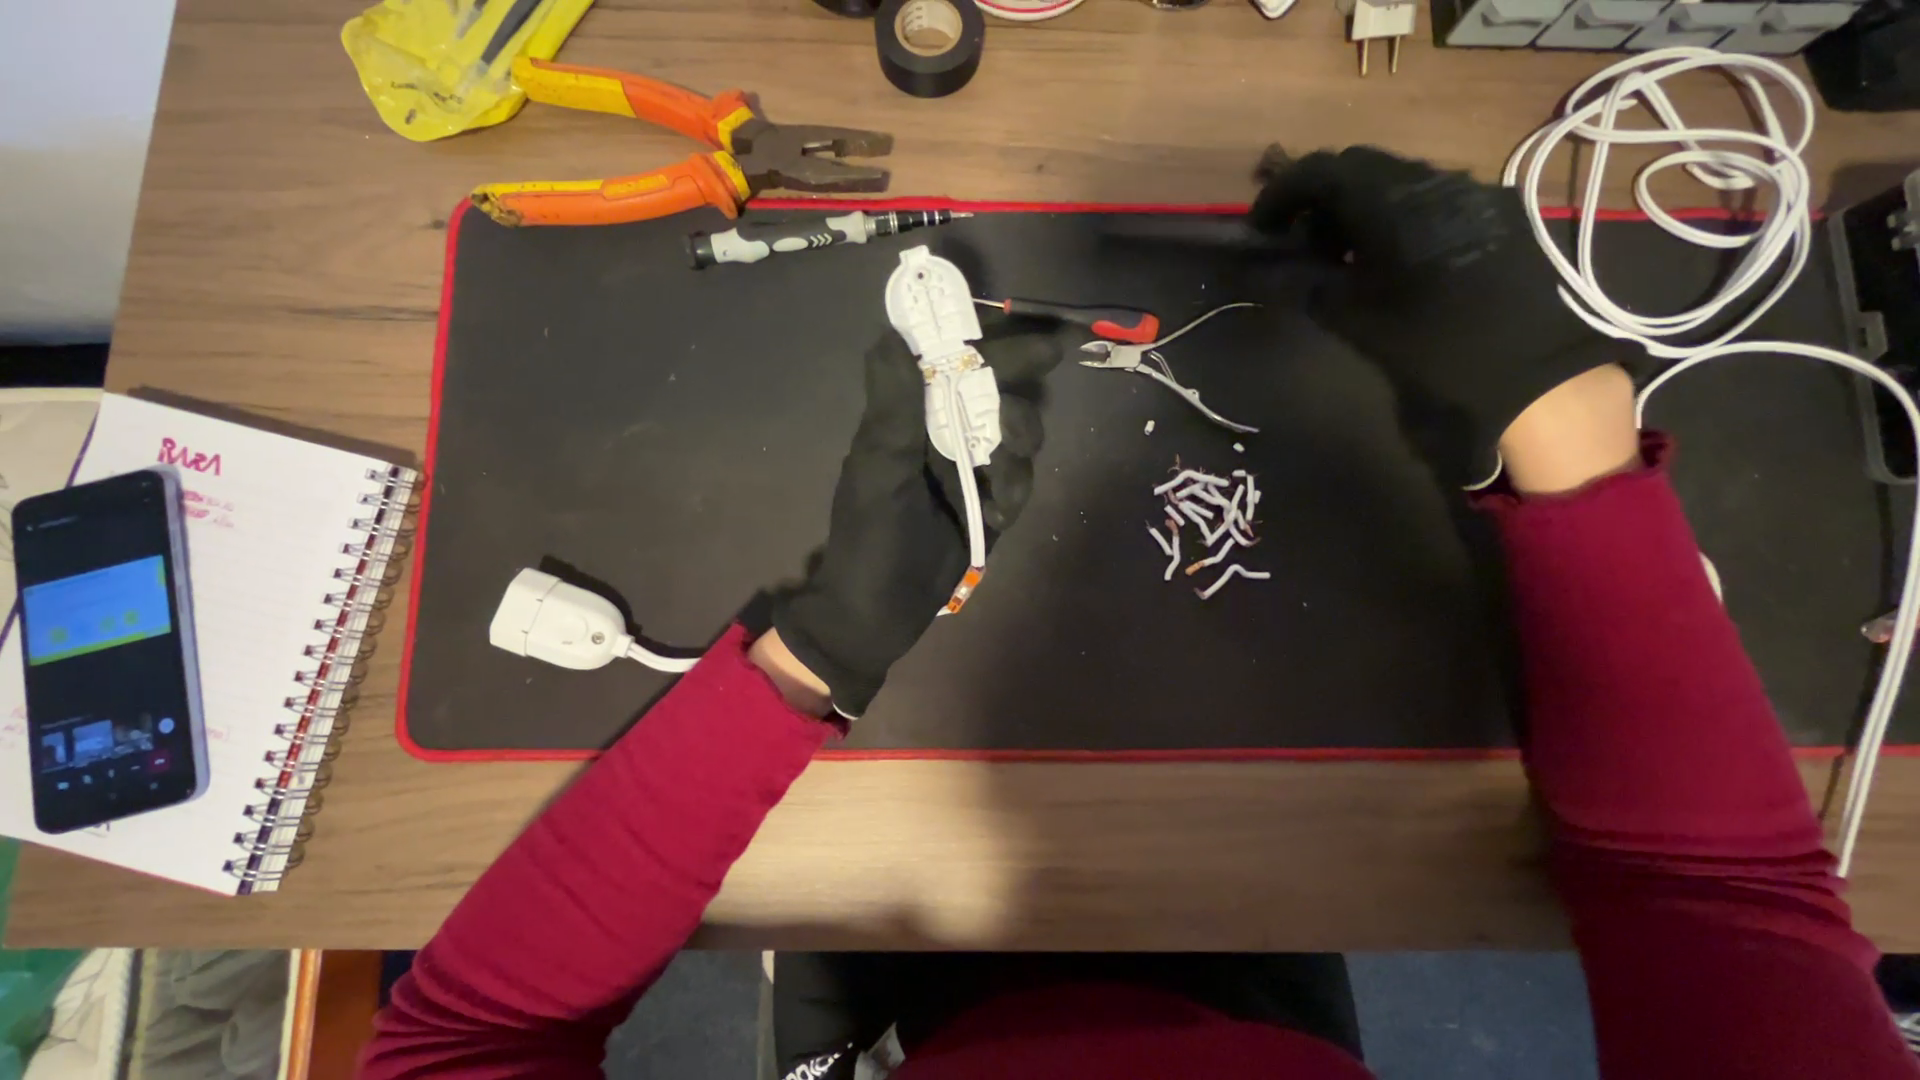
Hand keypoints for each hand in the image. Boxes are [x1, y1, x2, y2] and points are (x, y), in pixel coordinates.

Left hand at [769, 328, 1062, 717]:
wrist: (881, 610)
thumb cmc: (870, 536)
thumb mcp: (879, 469)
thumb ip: (892, 406)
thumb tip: (890, 334)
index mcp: (909, 416)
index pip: (950, 361)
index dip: (988, 342)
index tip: (1030, 336)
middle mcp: (941, 432)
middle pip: (993, 388)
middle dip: (1020, 384)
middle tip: (1050, 368)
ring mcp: (968, 467)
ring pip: (1014, 431)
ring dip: (1018, 444)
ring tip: (1001, 482)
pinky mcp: (990, 501)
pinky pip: (1019, 478)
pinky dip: (1016, 489)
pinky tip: (997, 514)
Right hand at [1250, 146, 1622, 487]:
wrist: (1538, 376)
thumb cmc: (1437, 350)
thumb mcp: (1356, 322)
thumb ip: (1304, 286)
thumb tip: (1263, 268)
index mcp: (1397, 203)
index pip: (1323, 171)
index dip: (1281, 195)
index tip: (1260, 230)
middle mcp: (1437, 182)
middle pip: (1360, 168)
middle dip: (1318, 201)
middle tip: (1298, 246)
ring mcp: (1473, 195)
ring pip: (1397, 182)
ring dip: (1357, 210)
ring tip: (1341, 258)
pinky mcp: (1497, 215)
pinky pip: (1430, 200)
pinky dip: (1393, 220)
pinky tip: (1388, 262)